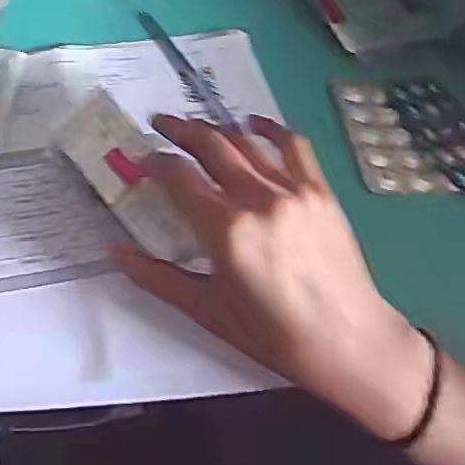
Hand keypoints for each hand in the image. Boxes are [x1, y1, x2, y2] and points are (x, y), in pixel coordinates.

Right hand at [116, 115, 434, 439]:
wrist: (349, 342)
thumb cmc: (274, 335)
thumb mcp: (207, 310)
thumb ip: (157, 277)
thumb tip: (115, 251)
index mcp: (227, 230)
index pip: (179, 176)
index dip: (155, 161)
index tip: (141, 156)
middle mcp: (258, 199)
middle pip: (210, 146)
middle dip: (179, 130)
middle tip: (160, 123)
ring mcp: (292, 190)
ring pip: (245, 142)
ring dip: (216, 128)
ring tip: (196, 125)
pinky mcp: (319, 190)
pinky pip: (293, 144)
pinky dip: (270, 128)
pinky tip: (253, 123)